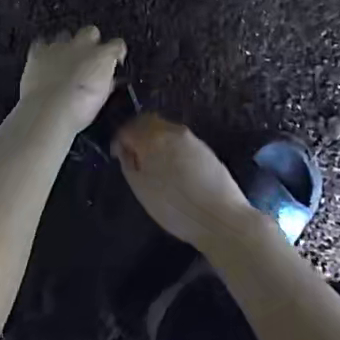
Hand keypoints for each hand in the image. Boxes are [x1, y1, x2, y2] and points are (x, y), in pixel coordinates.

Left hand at [17, 26, 126, 128]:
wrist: (49, 110)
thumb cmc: (80, 108)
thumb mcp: (102, 98)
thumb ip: (106, 82)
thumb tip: (108, 80)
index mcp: (103, 56)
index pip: (117, 45)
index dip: (116, 52)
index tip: (115, 61)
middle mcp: (82, 45)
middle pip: (91, 31)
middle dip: (91, 41)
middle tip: (88, 59)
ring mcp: (59, 46)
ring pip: (65, 35)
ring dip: (66, 46)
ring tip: (64, 62)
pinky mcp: (38, 52)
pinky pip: (41, 44)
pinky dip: (43, 52)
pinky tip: (44, 63)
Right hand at [112, 113, 257, 249]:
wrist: (221, 216)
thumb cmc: (175, 207)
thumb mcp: (141, 189)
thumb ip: (129, 164)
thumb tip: (126, 150)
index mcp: (152, 138)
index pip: (128, 128)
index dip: (119, 141)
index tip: (118, 156)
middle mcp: (172, 131)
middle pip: (148, 122)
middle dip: (137, 135)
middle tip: (134, 156)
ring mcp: (191, 138)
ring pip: (165, 130)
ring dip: (155, 140)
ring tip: (154, 165)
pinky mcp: (206, 148)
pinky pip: (180, 140)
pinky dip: (170, 147)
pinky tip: (173, 169)